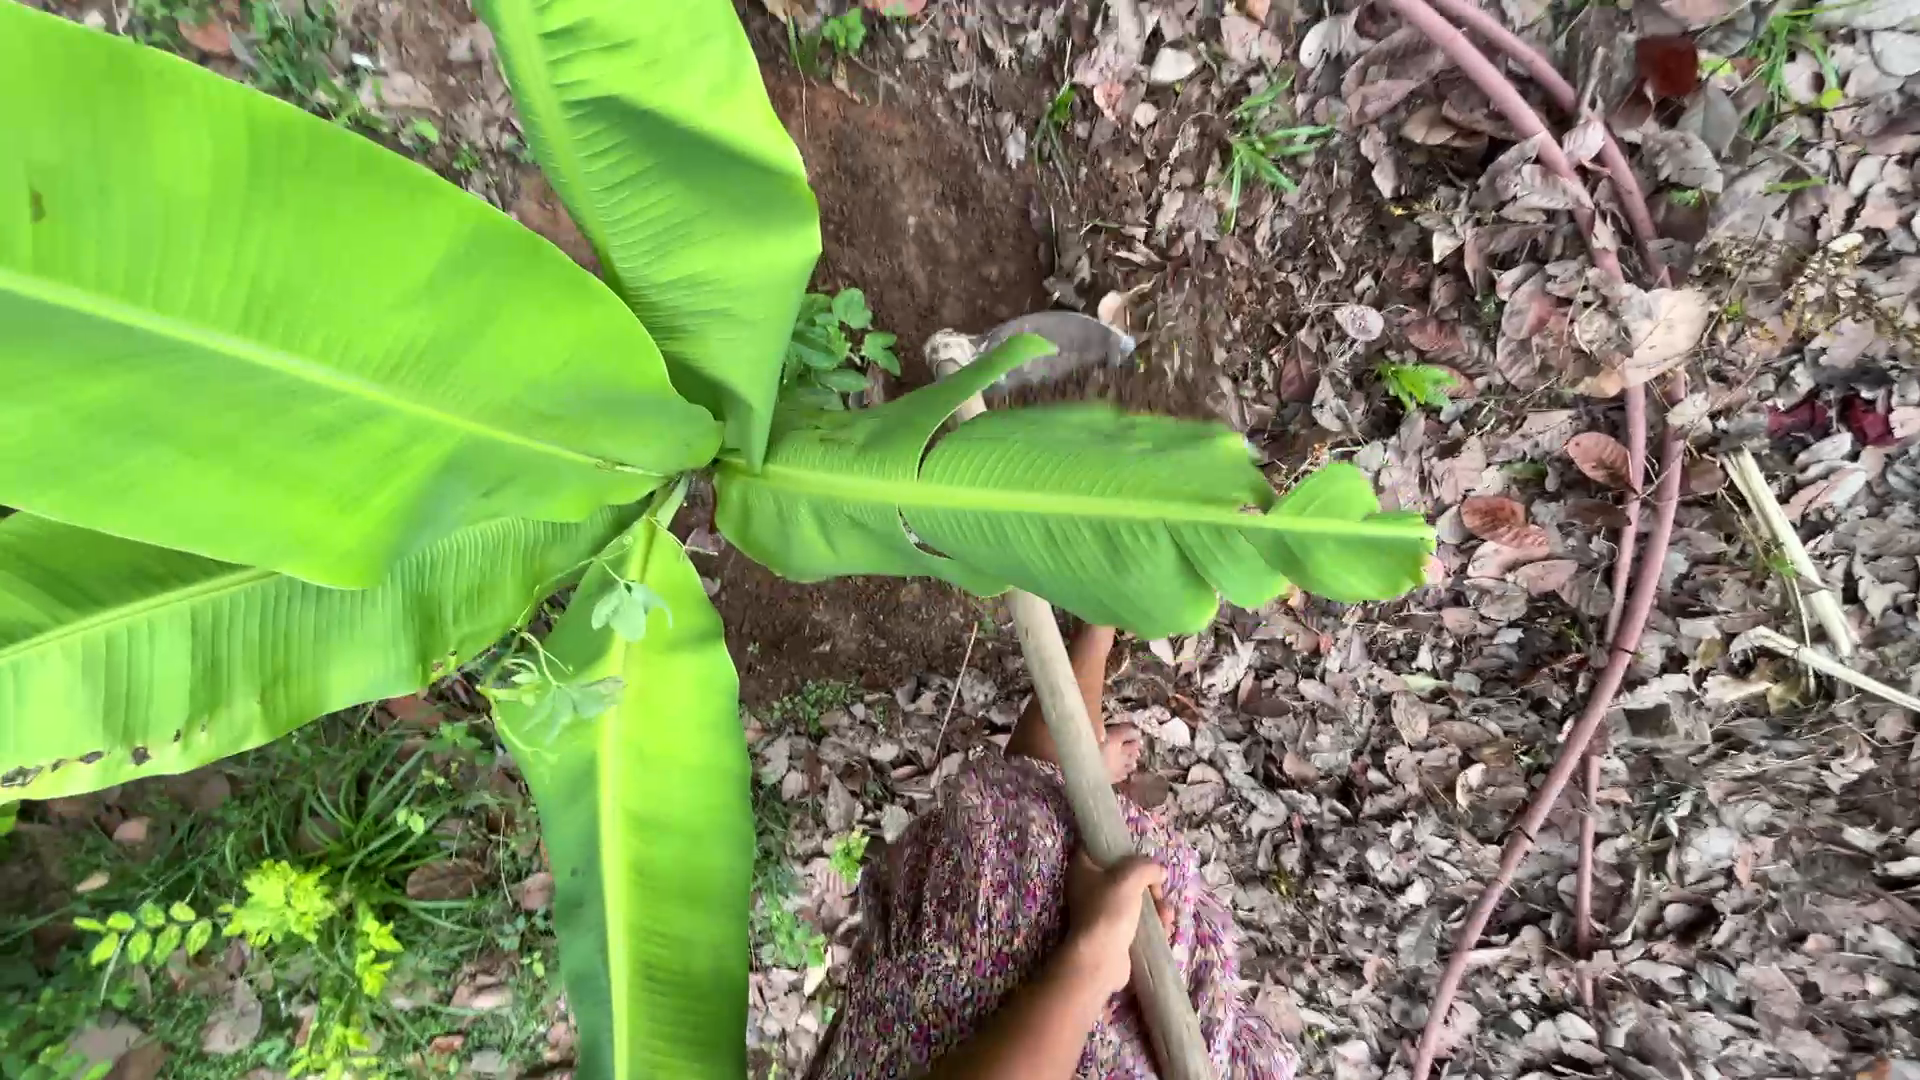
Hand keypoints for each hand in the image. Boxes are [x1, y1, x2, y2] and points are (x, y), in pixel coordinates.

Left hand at [1062, 852, 1171, 995]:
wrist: (1100, 958)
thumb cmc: (1109, 910)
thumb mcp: (1129, 878)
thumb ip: (1146, 867)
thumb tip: (1159, 870)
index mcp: (1083, 868)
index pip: (1100, 848)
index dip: (1121, 850)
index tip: (1141, 857)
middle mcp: (1089, 887)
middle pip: (1124, 876)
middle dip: (1148, 885)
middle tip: (1159, 892)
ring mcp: (1101, 912)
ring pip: (1133, 900)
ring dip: (1155, 906)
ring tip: (1166, 915)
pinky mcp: (1113, 933)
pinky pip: (1136, 922)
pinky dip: (1151, 924)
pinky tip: (1164, 928)